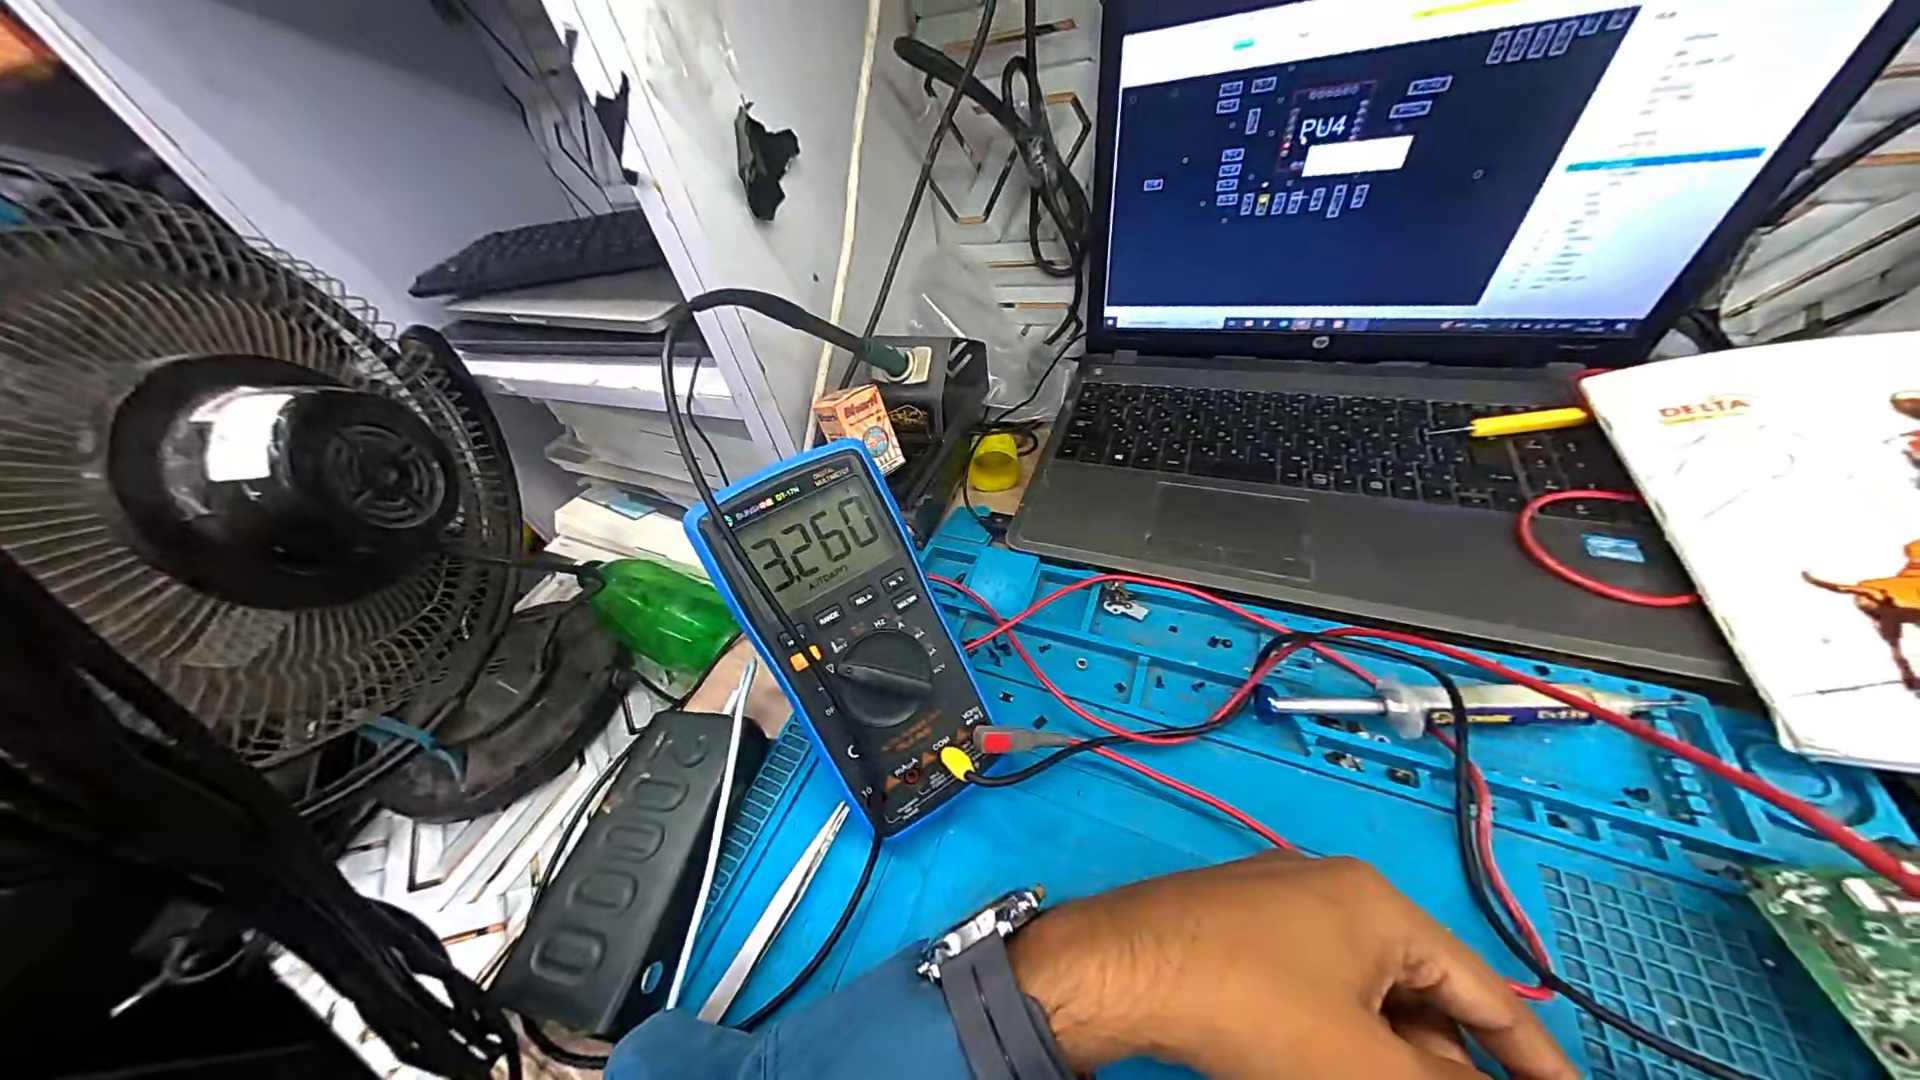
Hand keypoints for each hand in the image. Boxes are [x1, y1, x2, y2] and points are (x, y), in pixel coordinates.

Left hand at [1006, 852, 1577, 1079]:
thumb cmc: (1256, 1007)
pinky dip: (1340, 1035)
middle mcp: (1328, 889)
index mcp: (1374, 902)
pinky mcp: (1241, 926)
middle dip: (1444, 1064)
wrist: (1130, 967)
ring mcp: (1277, 903)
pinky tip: (1328, 1066)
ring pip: (1364, 994)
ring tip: (1368, 1076)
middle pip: (1420, 994)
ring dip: (1388, 1053)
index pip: (1485, 991)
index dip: (1539, 1064)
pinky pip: (1315, 985)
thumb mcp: (1365, 1064)